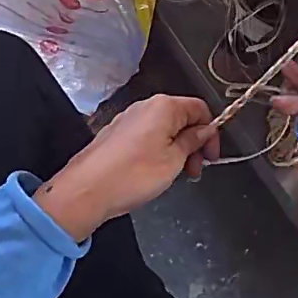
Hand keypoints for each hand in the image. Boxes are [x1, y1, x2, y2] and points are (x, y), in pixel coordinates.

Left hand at [37, 95, 218, 240]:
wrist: (86, 191)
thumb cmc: (130, 175)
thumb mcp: (174, 160)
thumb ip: (193, 142)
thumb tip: (204, 131)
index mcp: (164, 106)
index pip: (200, 109)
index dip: (211, 133)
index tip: (211, 155)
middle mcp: (145, 107)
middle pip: (182, 118)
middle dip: (193, 143)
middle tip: (195, 169)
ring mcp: (129, 119)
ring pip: (164, 129)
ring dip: (176, 149)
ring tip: (176, 175)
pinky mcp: (117, 134)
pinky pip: (147, 136)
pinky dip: (158, 151)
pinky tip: (155, 173)